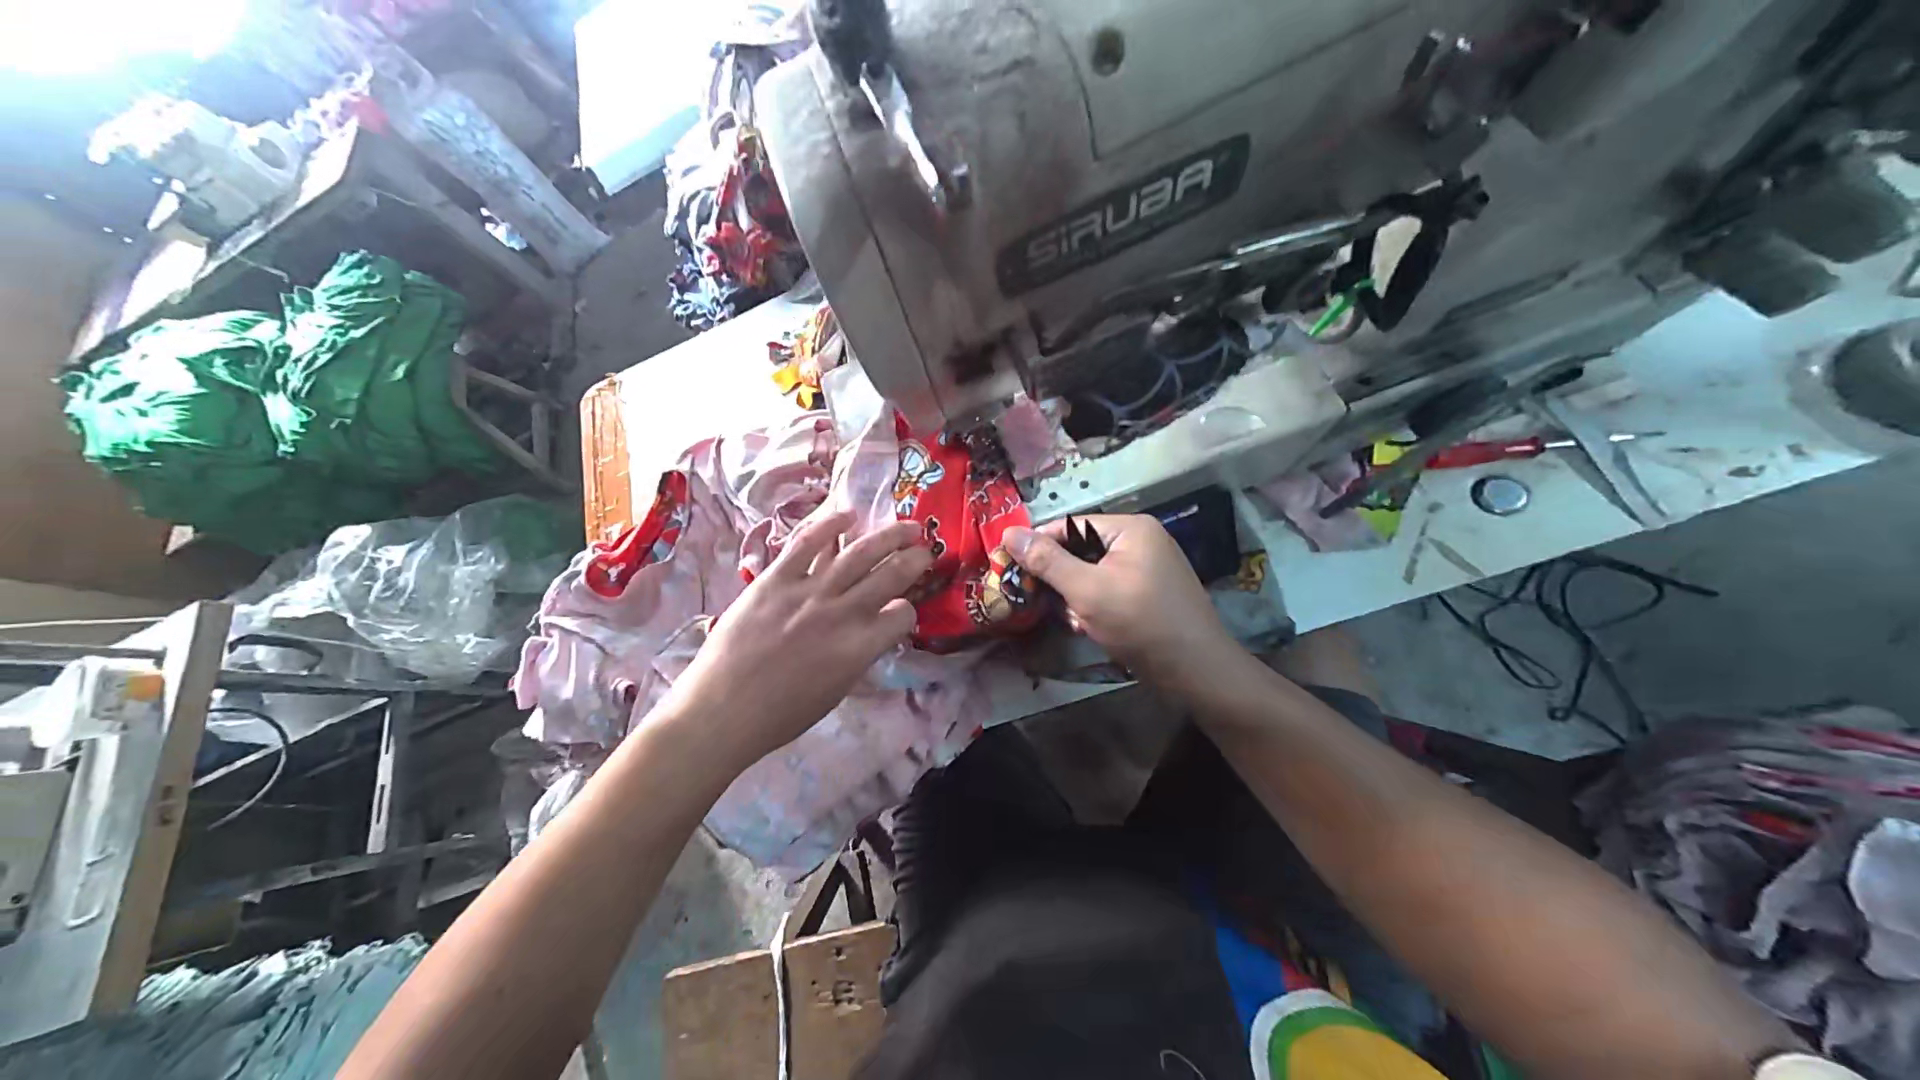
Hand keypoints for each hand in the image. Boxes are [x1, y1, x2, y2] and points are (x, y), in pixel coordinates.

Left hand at [657, 512, 932, 772]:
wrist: (721, 710)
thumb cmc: (781, 714)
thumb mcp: (837, 691)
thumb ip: (860, 654)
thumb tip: (872, 630)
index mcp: (858, 648)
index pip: (902, 615)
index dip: (909, 611)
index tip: (903, 610)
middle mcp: (840, 614)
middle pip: (890, 575)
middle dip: (915, 559)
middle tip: (927, 549)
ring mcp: (806, 591)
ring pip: (857, 553)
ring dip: (888, 536)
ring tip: (908, 526)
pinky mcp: (774, 579)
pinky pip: (807, 543)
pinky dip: (829, 525)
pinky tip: (848, 516)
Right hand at [1004, 514, 1235, 686]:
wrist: (1195, 671)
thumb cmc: (1139, 623)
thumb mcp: (1086, 590)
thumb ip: (1046, 561)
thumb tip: (1009, 533)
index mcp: (1130, 529)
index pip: (1070, 525)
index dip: (1038, 545)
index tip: (1009, 568)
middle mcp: (1139, 542)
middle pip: (1079, 550)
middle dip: (1060, 580)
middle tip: (1045, 604)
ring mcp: (1146, 569)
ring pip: (1090, 574)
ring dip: (1075, 599)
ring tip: (1076, 622)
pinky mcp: (1146, 594)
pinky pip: (1106, 591)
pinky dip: (1093, 608)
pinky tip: (1091, 629)